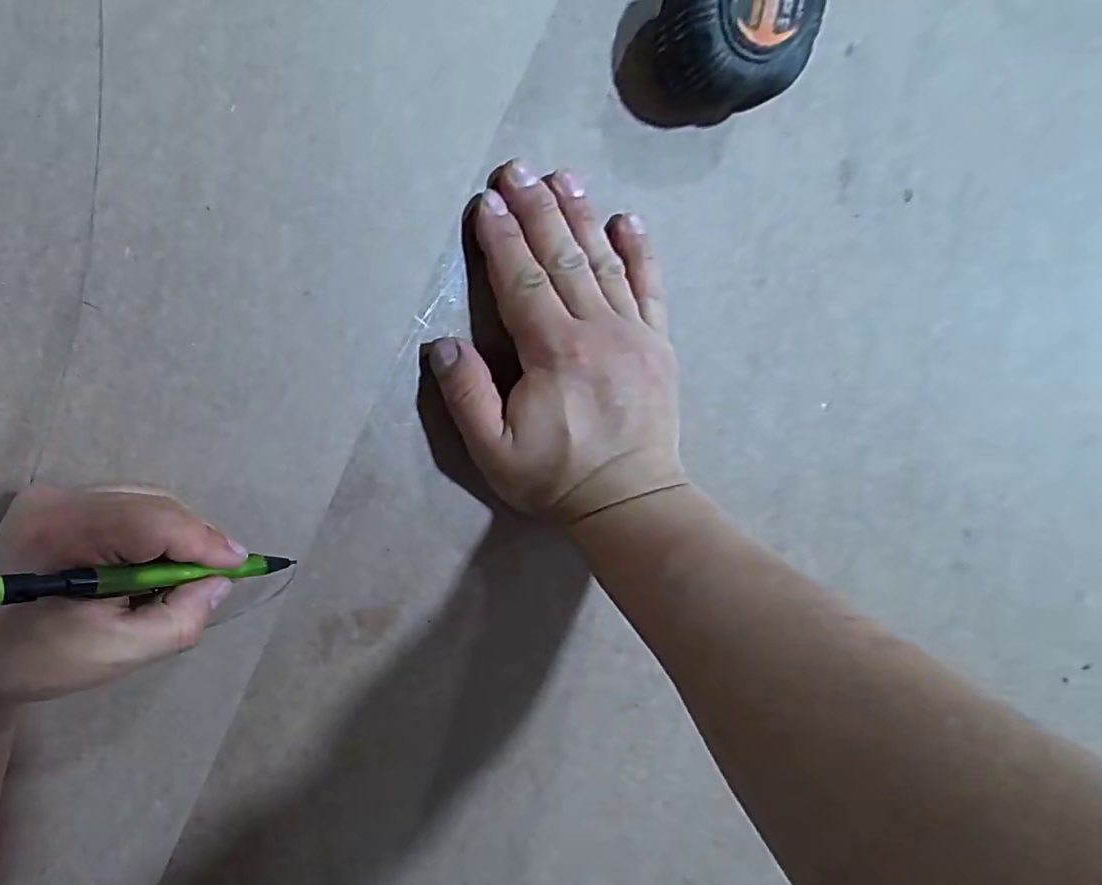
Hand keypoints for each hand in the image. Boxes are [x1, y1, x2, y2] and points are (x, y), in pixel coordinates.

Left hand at [0, 485, 247, 708]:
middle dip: (191, 538)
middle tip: (214, 577)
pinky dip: (146, 533)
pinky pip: (120, 507)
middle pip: (149, 503)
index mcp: (60, 532)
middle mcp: (54, 499)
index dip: (203, 540)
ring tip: (181, 577)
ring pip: (139, 501)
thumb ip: (178, 618)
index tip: (242, 565)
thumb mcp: (118, 653)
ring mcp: (49, 495)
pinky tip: (146, 566)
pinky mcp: (51, 503)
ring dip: (171, 536)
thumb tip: (218, 582)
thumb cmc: (39, 663)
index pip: (151, 520)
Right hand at [429, 162, 686, 523]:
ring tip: (560, 177)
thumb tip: (444, 345)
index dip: (500, 240)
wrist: (629, 498)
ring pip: (603, 261)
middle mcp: (598, 329)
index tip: (483, 203)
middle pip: (562, 258)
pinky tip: (626, 219)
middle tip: (516, 169)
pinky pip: (649, 285)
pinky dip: (637, 249)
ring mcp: (634, 331)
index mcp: (555, 353)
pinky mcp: (657, 342)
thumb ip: (467, 397)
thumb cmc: (552, 478)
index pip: (521, 283)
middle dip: (535, 210)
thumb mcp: (492, 451)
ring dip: (579, 215)